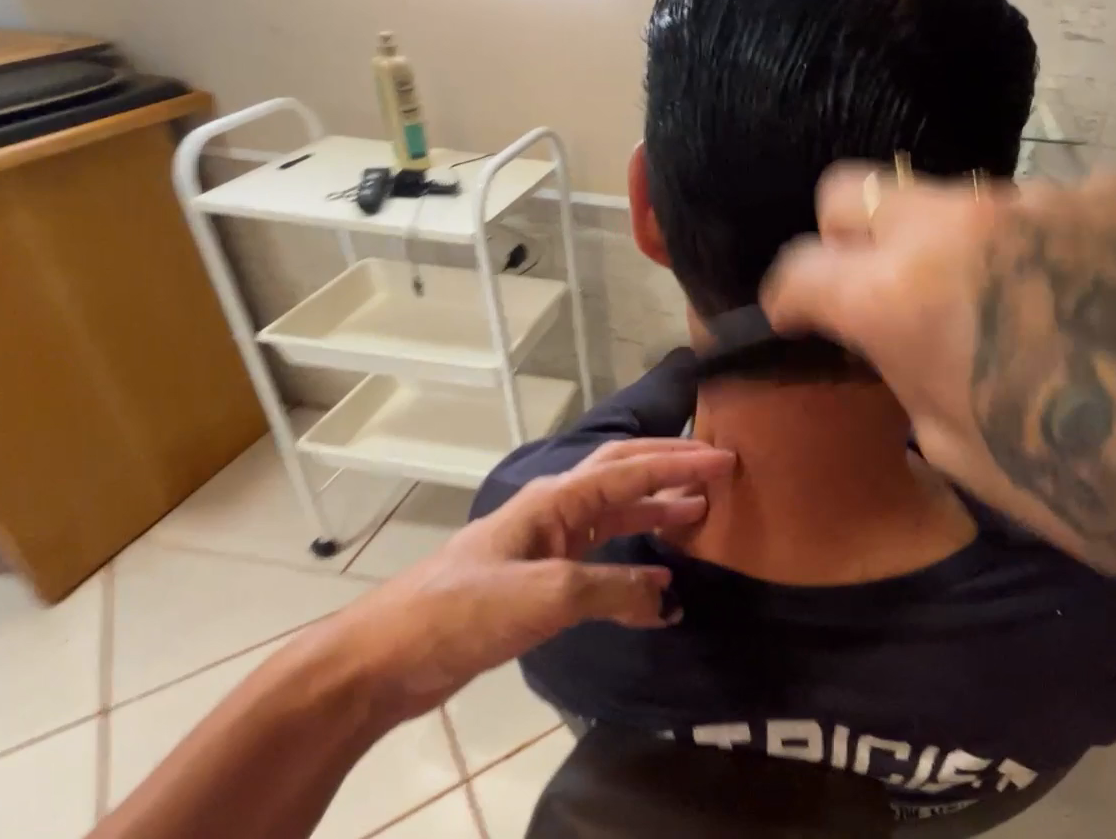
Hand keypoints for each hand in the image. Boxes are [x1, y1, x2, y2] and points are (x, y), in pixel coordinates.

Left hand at [316, 439, 735, 718]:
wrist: (389, 656)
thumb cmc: (465, 610)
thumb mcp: (548, 595)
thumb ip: (615, 590)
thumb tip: (669, 594)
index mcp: (556, 498)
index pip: (632, 470)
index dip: (682, 463)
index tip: (727, 459)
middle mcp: (555, 510)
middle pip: (623, 475)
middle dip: (670, 469)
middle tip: (716, 471)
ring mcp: (545, 543)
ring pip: (614, 514)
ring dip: (655, 510)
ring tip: (698, 513)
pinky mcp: (538, 579)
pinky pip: (600, 557)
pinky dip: (633, 561)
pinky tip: (654, 581)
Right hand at [762, 165, 1115, 583]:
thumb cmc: (1077, 482)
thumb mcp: (953, 445)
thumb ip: (901, 368)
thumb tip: (887, 338)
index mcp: (899, 294)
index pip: (798, 268)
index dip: (786, 299)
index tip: (797, 320)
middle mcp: (956, 222)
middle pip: (853, 189)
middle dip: (845, 239)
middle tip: (876, 289)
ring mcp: (1039, 195)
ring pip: (955, 199)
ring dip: (952, 243)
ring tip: (1006, 304)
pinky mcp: (1113, 191)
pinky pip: (1044, 207)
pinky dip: (1038, 244)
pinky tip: (1083, 295)